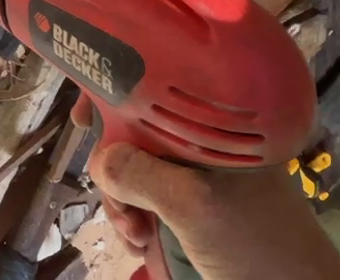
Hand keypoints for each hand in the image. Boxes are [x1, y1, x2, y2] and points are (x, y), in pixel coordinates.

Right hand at [78, 101, 339, 279]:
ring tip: (134, 232)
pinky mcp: (191, 215)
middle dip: (111, 165)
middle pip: (132, 133)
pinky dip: (131, 217)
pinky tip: (138, 241)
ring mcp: (196, 182)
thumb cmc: (256, 249)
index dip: (112, 97)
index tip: (83, 118)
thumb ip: (137, 172)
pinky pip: (144, 201)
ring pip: (133, 171)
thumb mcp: (192, 205)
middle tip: (114, 197)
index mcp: (212, 127)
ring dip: (120, 199)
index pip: (152, 91)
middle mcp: (201, 147)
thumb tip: (97, 159)